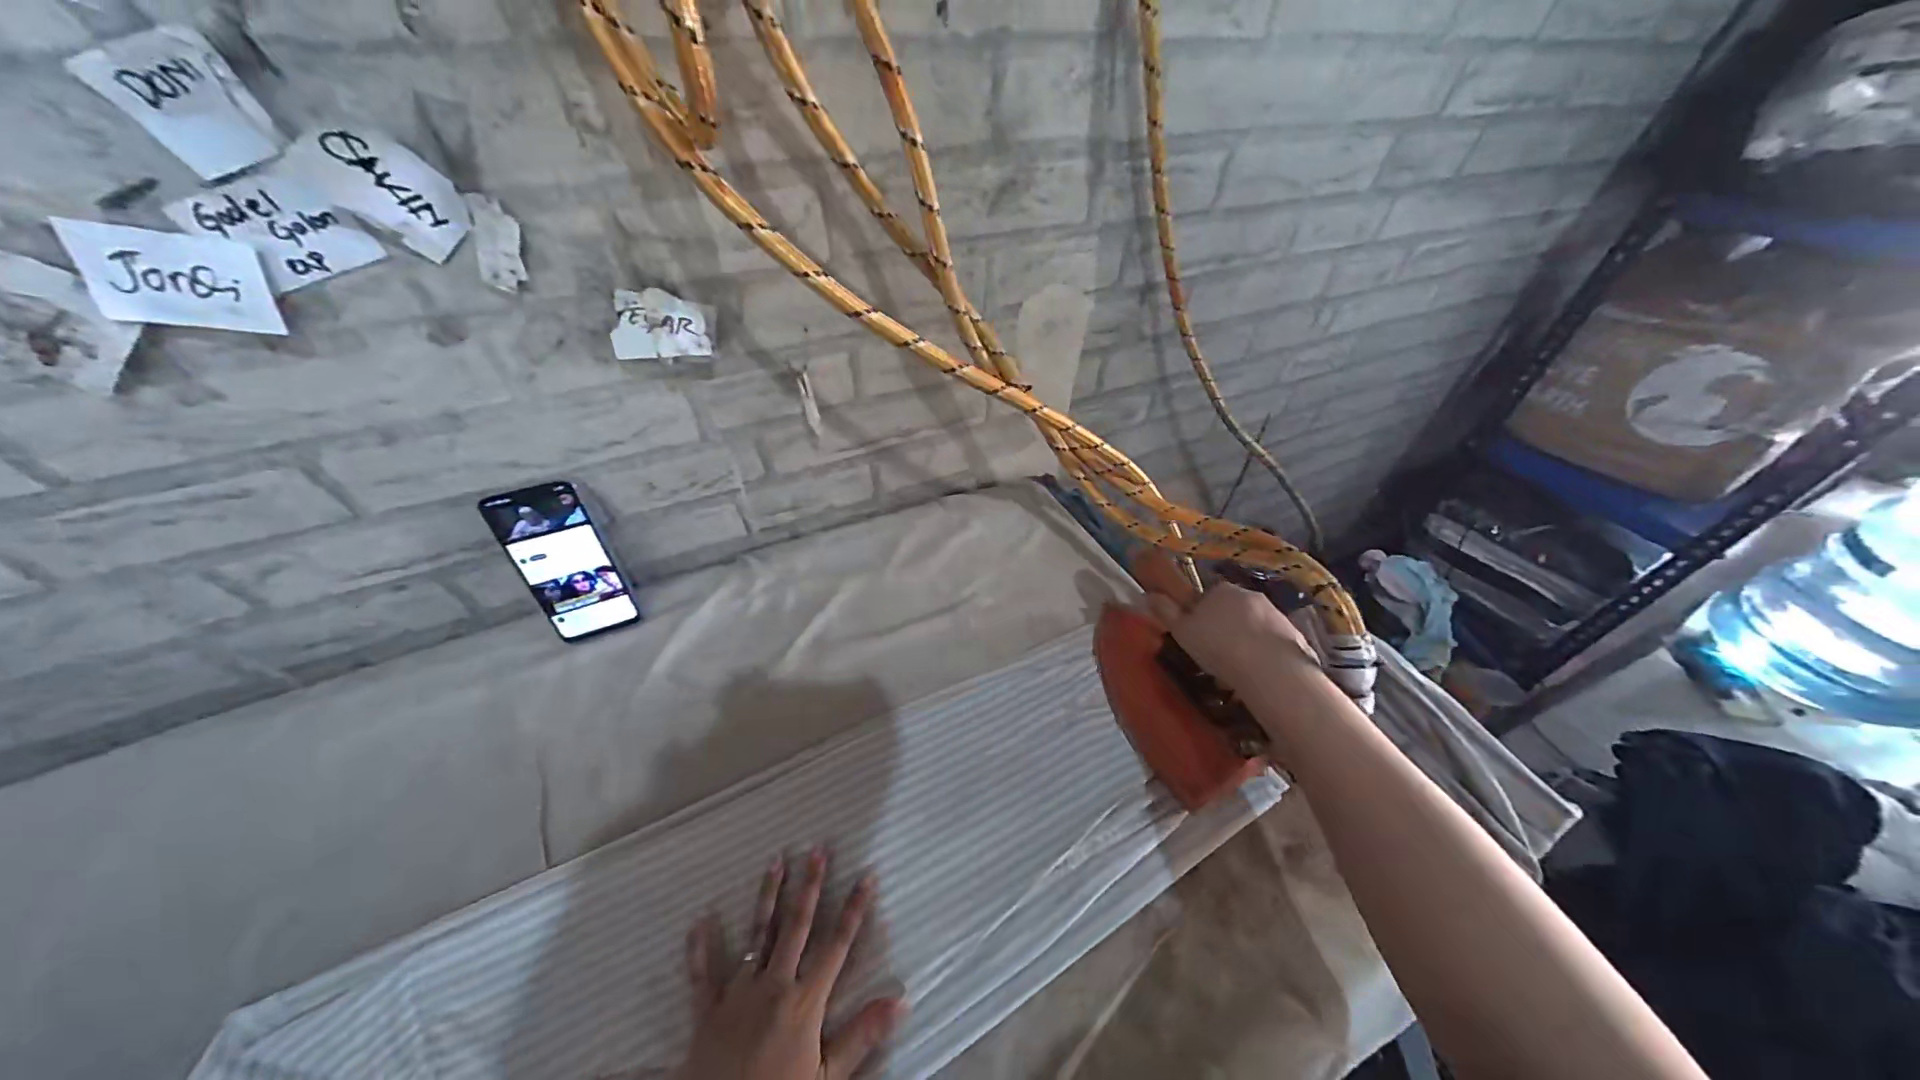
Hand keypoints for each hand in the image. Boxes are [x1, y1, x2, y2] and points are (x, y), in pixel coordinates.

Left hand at [673, 848, 904, 1079]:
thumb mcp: (827, 1078)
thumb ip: (861, 1036)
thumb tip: (901, 1000)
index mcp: (805, 1001)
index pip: (837, 945)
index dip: (854, 909)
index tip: (866, 877)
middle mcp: (774, 985)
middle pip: (797, 926)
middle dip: (810, 886)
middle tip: (818, 850)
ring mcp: (739, 994)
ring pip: (757, 934)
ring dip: (767, 897)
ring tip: (775, 862)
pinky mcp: (707, 1010)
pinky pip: (703, 974)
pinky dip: (700, 947)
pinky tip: (700, 920)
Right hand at [1145, 581, 1318, 700]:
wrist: (1270, 670)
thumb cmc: (1218, 647)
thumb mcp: (1182, 631)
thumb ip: (1166, 612)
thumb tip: (1149, 594)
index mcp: (1221, 590)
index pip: (1208, 594)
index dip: (1201, 612)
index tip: (1197, 633)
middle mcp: (1250, 594)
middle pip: (1233, 608)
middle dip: (1226, 625)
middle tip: (1216, 653)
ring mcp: (1276, 614)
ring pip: (1254, 625)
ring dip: (1247, 640)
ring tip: (1238, 669)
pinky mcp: (1294, 635)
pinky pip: (1273, 641)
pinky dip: (1266, 653)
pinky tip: (1259, 674)